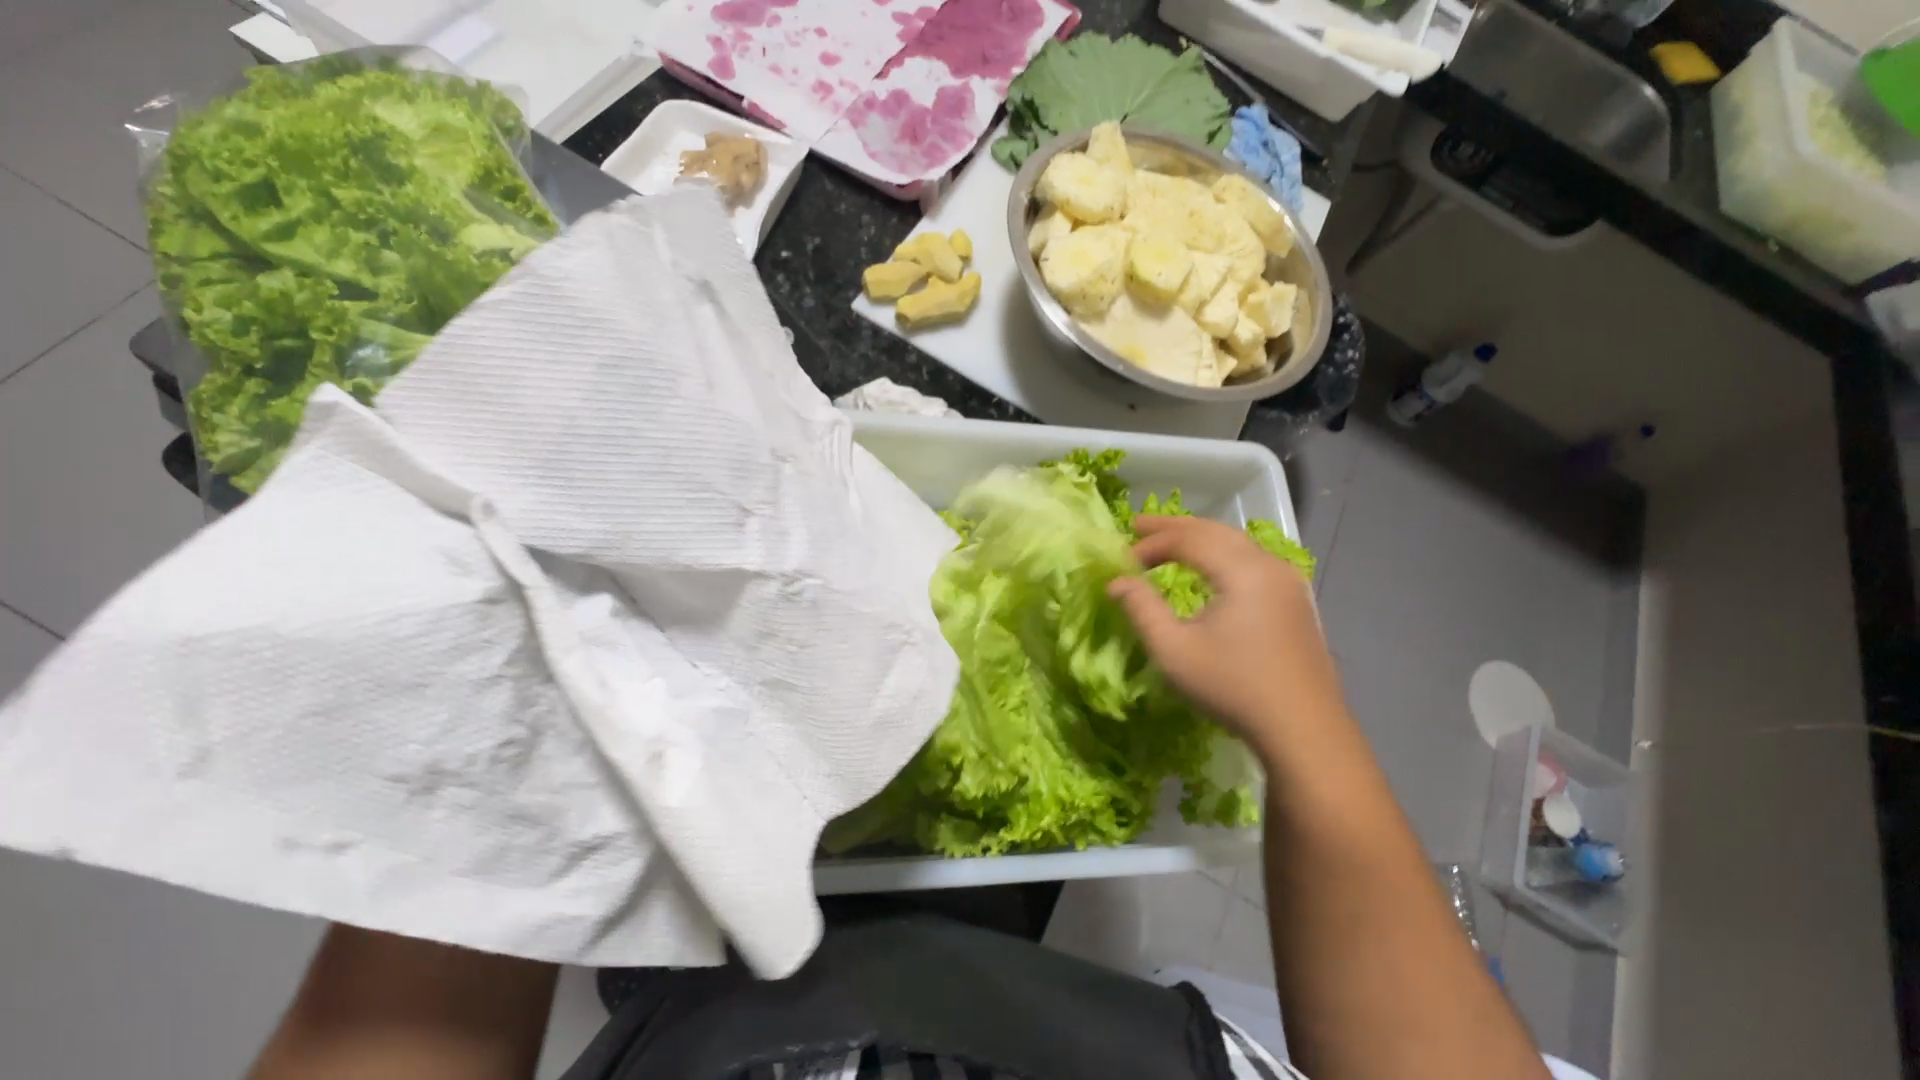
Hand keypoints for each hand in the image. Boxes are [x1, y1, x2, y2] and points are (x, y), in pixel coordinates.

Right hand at [1107, 515, 1343, 759]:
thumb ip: (1142, 608)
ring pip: (1238, 543)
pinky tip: (1210, 570)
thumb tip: (1117, 581)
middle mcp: (1269, 565)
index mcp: (1241, 570)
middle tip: (1138, 526)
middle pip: (1215, 531)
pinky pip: (1253, 561)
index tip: (1122, 562)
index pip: (1187, 539)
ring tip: (1169, 542)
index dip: (1151, 544)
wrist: (1303, 728)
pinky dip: (1222, 555)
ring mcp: (1289, 582)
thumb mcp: (1174, 650)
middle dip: (1174, 527)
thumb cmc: (1233, 688)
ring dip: (1200, 538)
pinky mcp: (1296, 602)